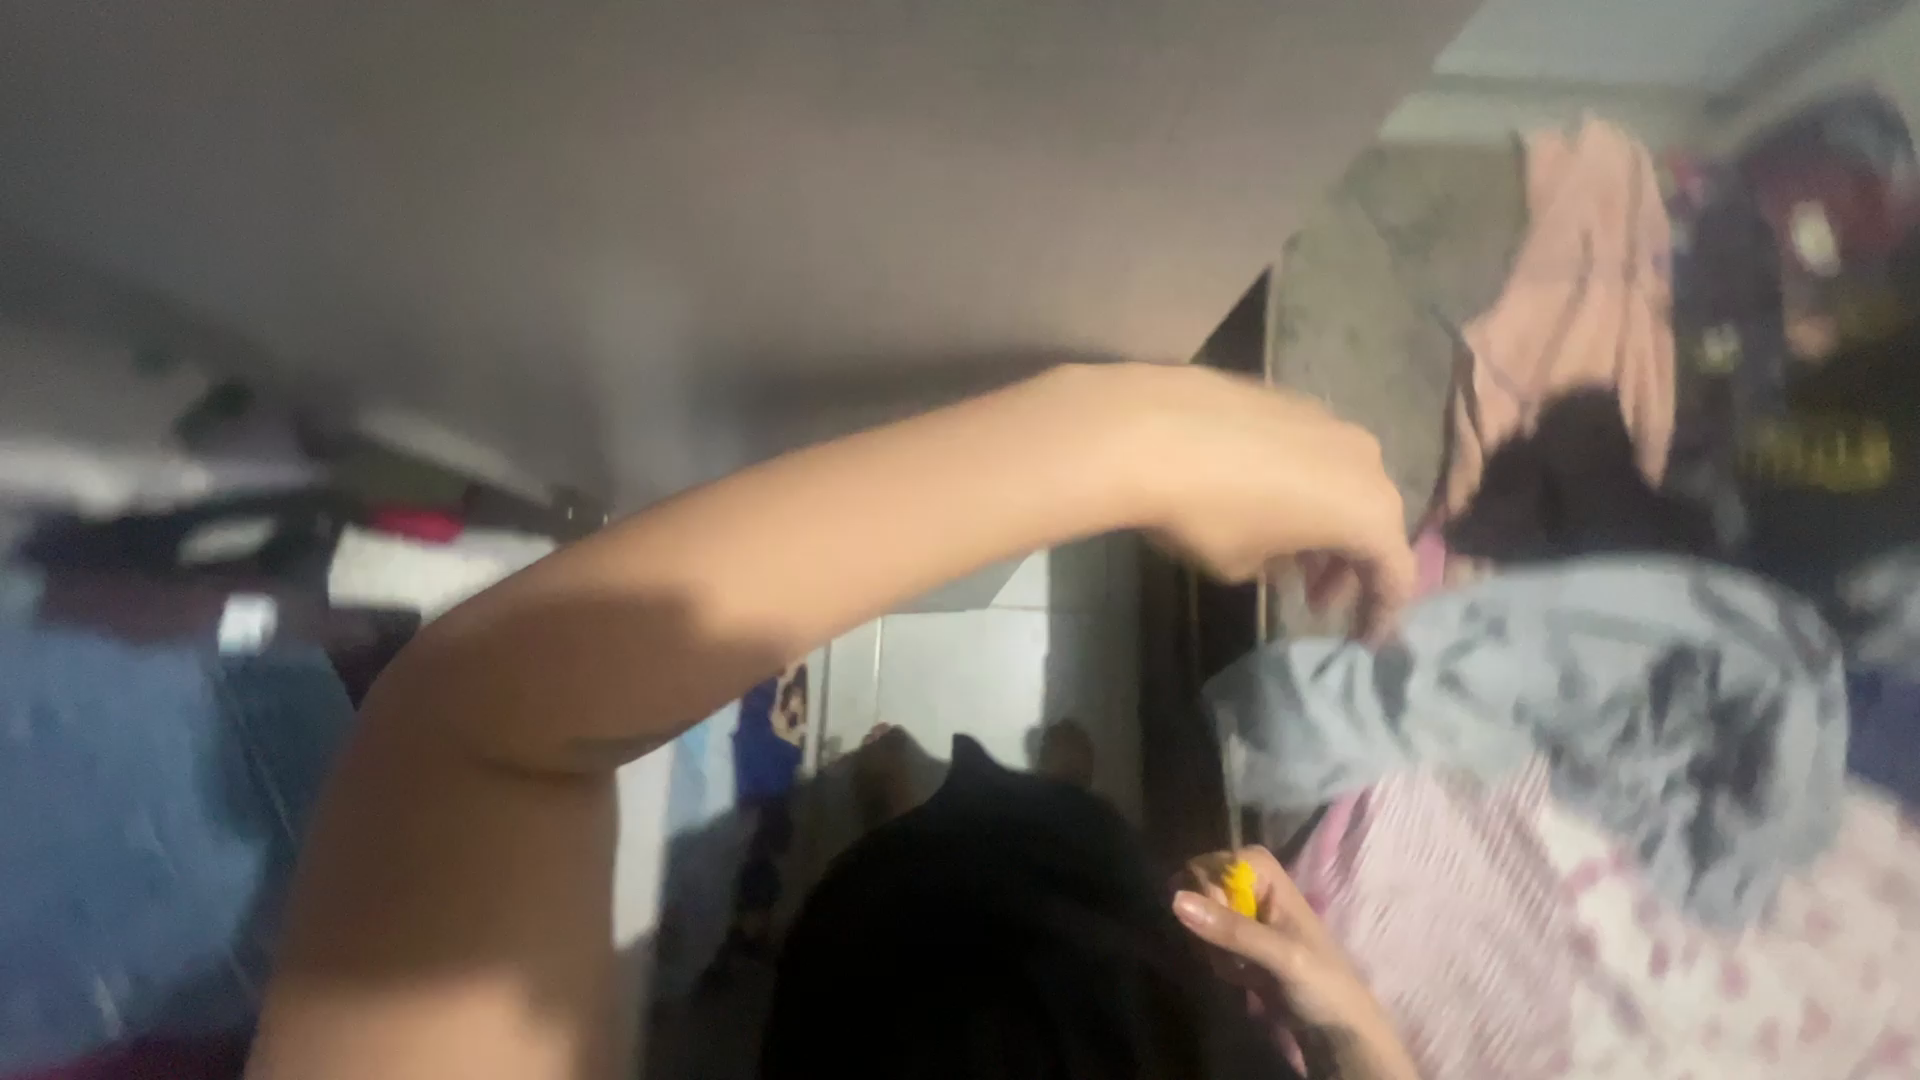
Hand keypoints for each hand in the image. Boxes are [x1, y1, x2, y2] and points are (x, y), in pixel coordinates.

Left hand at [1081, 364, 1413, 639]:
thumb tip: (1283, 554)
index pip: (1394, 573)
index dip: (1381, 611)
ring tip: (1288, 549)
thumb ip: (1277, 567)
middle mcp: (1364, 458)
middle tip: (1316, 596)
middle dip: (1347, 564)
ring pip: (1342, 480)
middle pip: (1372, 521)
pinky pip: (1308, 452)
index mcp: (1368, 510)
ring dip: (1323, 519)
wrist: (1149, 429)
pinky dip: (1298, 482)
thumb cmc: (1205, 515)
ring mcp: (1326, 419)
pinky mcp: (1286, 397)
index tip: (1363, 638)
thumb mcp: (1240, 565)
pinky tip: (1261, 497)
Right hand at [1174, 847, 1418, 1079]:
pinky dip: (1213, 958)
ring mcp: (1235, 901)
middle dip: (1207, 928)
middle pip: (1193, 888)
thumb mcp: (1281, 956)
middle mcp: (1242, 874)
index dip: (1207, 902)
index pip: (1203, 867)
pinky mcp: (1231, 929)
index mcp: (1258, 865)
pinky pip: (1200, 933)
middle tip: (1235, 956)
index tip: (1228, 932)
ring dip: (1210, 948)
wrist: (1336, 1027)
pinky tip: (1238, 974)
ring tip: (1241, 968)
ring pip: (1193, 914)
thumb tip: (1175, 899)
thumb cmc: (1321, 983)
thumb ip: (1231, 929)